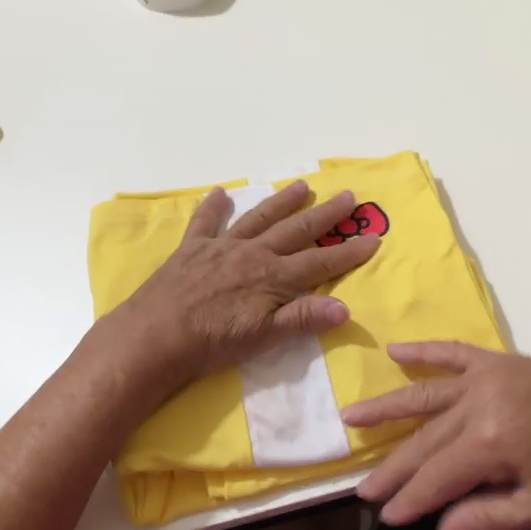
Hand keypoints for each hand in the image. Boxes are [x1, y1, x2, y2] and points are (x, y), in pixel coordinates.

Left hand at [107, 181, 380, 383]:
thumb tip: (345, 308)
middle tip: (349, 197)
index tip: (375, 237)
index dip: (349, 252)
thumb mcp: (263, 338)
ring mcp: (220, 248)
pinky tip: (219, 193)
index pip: (321, 263)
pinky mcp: (191, 250)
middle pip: (296, 231)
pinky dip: (213, 208)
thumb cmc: (211, 344)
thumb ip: (303, 320)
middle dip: (325, 215)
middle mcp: (252, 254)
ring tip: (301, 186)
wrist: (155, 335)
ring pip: (259, 219)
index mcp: (273, 278)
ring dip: (281, 202)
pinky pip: (205, 223)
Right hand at [342, 342, 530, 529]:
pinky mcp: (499, 361)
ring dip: (387, 406)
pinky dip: (424, 351)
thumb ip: (489, 520)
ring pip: (425, 395)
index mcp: (492, 443)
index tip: (385, 517)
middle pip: (424, 441)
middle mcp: (480, 403)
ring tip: (351, 416)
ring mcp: (487, 377)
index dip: (410, 501)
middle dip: (393, 469)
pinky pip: (453, 353)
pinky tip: (395, 352)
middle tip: (363, 489)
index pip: (435, 478)